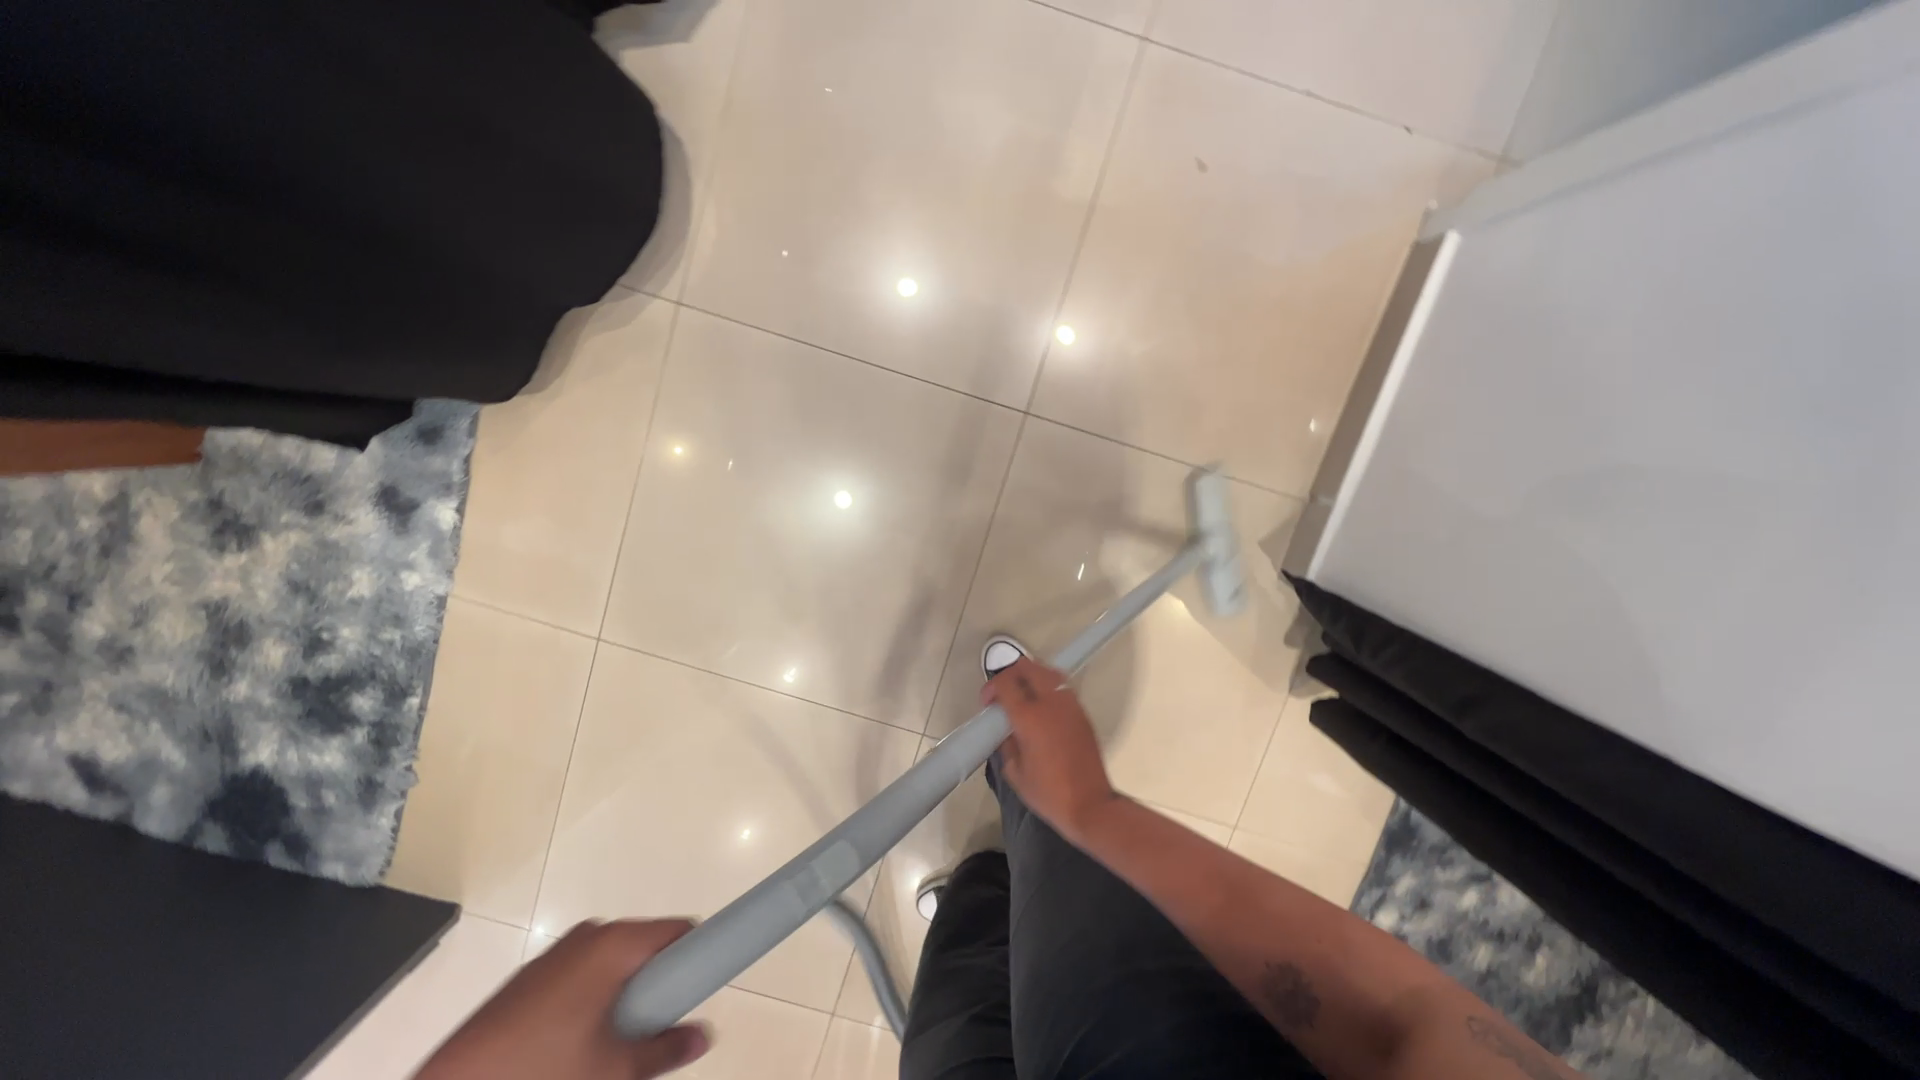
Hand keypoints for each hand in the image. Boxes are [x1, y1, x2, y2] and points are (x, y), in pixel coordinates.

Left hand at [414, 919, 710, 1079]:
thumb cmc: (542, 1071)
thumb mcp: (615, 1071)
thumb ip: (665, 1049)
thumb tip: (702, 1035)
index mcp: (616, 945)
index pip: (681, 931)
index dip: (699, 957)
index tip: (697, 993)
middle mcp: (590, 936)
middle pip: (648, 950)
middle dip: (658, 989)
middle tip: (650, 1035)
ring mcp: (556, 955)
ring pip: (614, 968)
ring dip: (624, 1000)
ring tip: (608, 1050)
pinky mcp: (531, 978)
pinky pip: (583, 979)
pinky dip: (592, 1004)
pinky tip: (574, 1049)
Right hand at [982, 656, 1119, 842]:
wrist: (1091, 805)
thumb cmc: (1049, 794)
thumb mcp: (1015, 772)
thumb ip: (1006, 744)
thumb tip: (1005, 730)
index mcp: (1029, 718)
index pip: (1006, 683)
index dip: (991, 688)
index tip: (987, 704)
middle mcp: (1051, 703)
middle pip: (1028, 667)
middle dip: (1010, 674)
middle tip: (1002, 694)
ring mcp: (1070, 705)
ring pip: (1047, 671)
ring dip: (1030, 677)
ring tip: (1021, 697)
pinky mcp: (1082, 713)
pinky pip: (1061, 686)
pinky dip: (1046, 687)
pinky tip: (1040, 707)